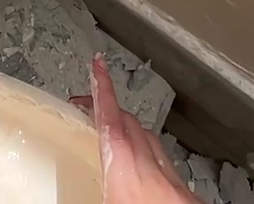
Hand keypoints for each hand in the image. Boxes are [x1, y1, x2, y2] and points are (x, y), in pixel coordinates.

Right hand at [73, 55, 198, 203]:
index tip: (98, 64)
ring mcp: (175, 182)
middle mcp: (152, 169)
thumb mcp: (104, 202)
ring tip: (118, 140)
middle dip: (112, 112)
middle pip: (132, 124)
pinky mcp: (189, 195)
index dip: (102, 87)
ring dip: (135, 135)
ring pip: (153, 142)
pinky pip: (168, 164)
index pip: (110, 116)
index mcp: (125, 169)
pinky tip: (147, 174)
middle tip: (94, 110)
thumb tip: (64, 196)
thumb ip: (93, 187)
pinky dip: (154, 160)